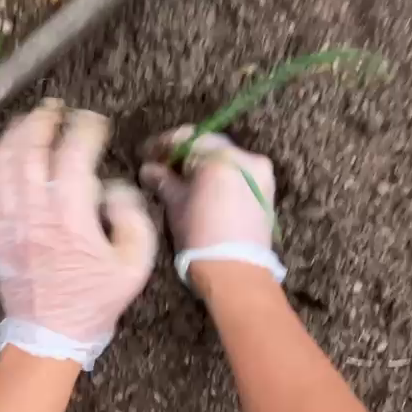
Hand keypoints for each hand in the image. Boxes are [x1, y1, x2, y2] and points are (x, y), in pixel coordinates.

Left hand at [0, 101, 157, 369]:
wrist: (51, 335)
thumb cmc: (94, 302)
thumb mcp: (135, 263)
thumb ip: (131, 216)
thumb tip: (111, 188)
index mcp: (70, 217)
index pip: (74, 154)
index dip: (85, 129)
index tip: (95, 122)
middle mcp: (33, 214)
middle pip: (30, 150)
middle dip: (44, 122)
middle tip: (56, 109)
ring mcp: (6, 225)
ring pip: (2, 167)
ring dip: (14, 137)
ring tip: (29, 122)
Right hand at [137, 129, 283, 288]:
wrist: (236, 273)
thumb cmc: (201, 238)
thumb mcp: (176, 206)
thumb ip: (163, 181)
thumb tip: (148, 169)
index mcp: (222, 159)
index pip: (188, 138)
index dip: (163, 144)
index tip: (146, 153)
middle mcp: (247, 159)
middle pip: (209, 146)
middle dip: (183, 154)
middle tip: (161, 166)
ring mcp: (260, 174)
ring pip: (224, 160)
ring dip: (201, 166)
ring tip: (180, 181)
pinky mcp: (265, 191)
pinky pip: (237, 174)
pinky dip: (218, 177)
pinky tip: (201, 191)